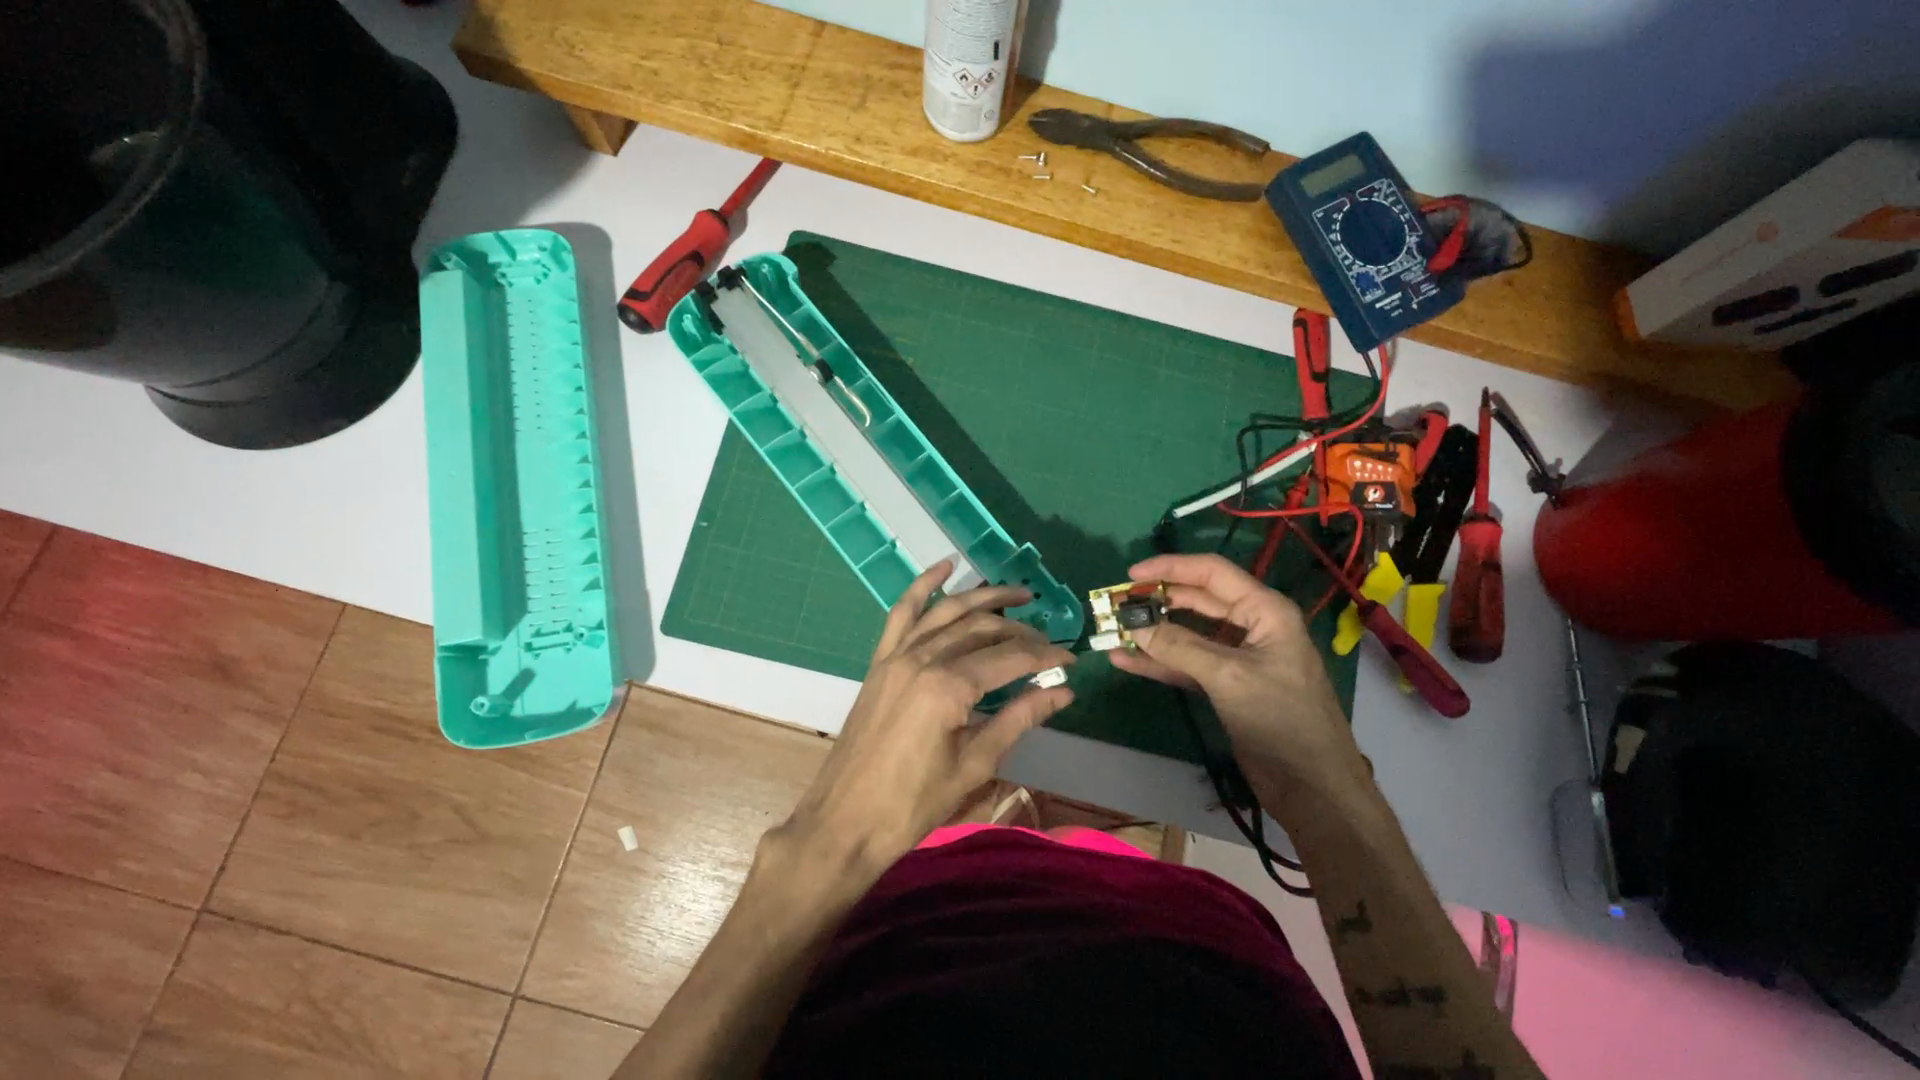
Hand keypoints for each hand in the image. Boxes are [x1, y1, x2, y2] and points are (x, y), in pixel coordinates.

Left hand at [778, 560, 1074, 873]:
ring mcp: (896, 657)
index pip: (1009, 658)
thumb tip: (1063, 692)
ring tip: (1016, 593)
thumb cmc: (914, 804)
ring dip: (982, 598)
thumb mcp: (974, 765)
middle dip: (1020, 631)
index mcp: (947, 687)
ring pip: (946, 613)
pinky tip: (945, 567)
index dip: (1045, 656)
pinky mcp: (879, 663)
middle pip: (981, 630)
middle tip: (1049, 642)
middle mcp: (922, 659)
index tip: (1072, 661)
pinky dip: (923, 586)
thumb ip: (1018, 719)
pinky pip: (901, 613)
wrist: (846, 820)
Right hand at [1108, 553, 1365, 798]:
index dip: (1171, 568)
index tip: (1131, 574)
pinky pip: (1186, 664)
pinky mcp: (1226, 685)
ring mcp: (1238, 657)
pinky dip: (1158, 663)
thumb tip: (1132, 624)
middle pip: (1197, 600)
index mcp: (1265, 611)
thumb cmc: (1281, 719)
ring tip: (1113, 630)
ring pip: (1188, 634)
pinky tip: (1125, 661)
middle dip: (1157, 600)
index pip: (1212, 573)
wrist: (1312, 784)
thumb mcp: (1229, 677)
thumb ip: (1179, 648)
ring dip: (1153, 633)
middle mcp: (1252, 626)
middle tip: (1115, 604)